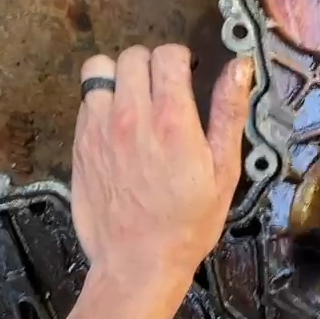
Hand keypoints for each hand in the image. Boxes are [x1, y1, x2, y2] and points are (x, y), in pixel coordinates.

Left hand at [72, 46, 251, 295]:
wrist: (137, 263)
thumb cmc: (187, 224)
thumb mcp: (224, 171)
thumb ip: (229, 112)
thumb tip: (240, 67)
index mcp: (172, 120)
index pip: (168, 55)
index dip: (181, 62)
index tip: (186, 79)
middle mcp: (131, 116)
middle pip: (132, 56)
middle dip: (151, 66)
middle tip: (162, 92)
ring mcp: (99, 129)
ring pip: (99, 70)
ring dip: (119, 79)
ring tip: (133, 102)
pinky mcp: (80, 145)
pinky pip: (85, 101)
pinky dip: (100, 103)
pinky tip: (116, 127)